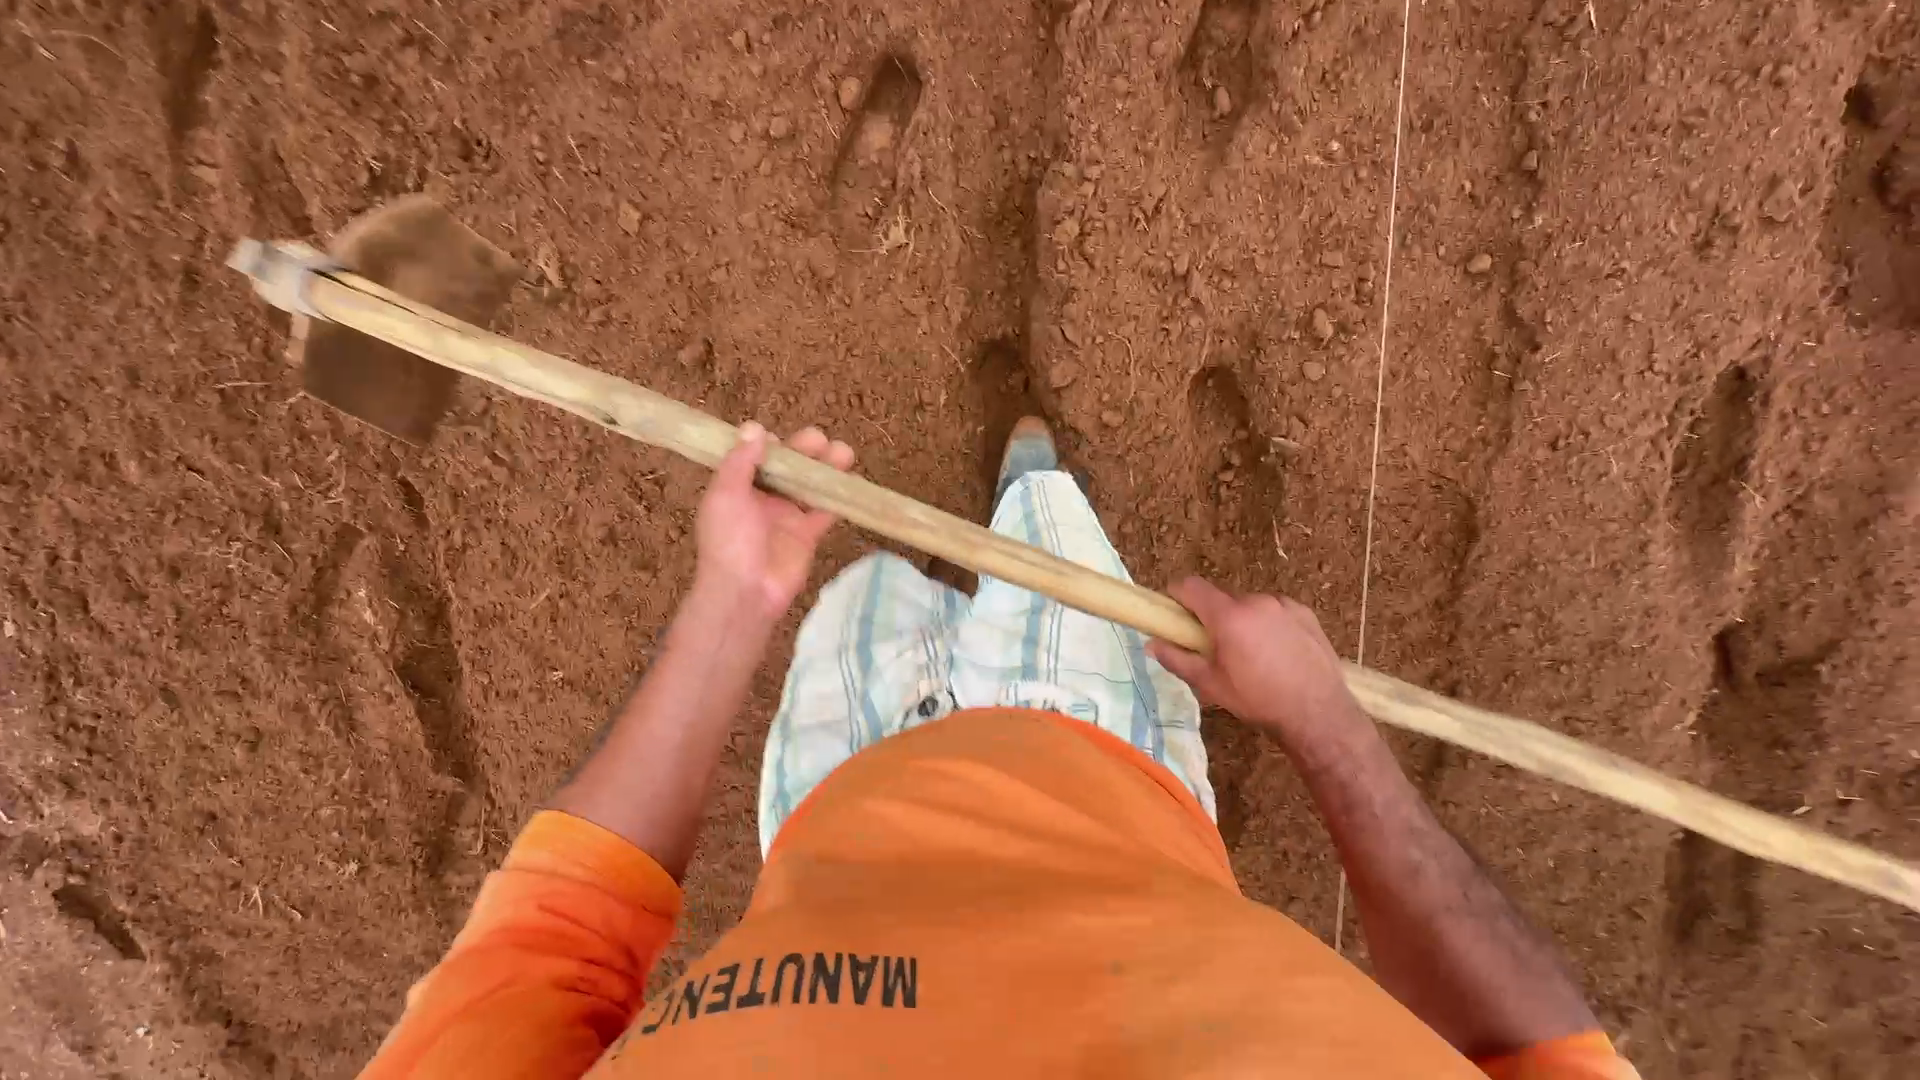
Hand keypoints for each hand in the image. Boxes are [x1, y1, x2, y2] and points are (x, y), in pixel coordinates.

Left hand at [695, 422, 854, 620]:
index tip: (780, 439)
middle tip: (821, 440)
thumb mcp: (725, 495)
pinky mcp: (808, 534)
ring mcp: (787, 516)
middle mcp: (763, 499)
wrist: (745, 592)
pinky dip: (840, 496)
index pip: (757, 457)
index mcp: (738, 487)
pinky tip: (853, 481)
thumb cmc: (729, 541)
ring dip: (826, 468)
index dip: (770, 445)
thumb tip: (755, 427)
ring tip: (845, 452)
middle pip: (788, 468)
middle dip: (805, 451)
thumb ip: (740, 461)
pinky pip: (826, 510)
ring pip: (810, 485)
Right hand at [1149, 577, 1370, 750]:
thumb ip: (1177, 659)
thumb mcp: (1210, 684)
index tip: (1176, 616)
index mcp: (1228, 616)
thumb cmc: (1257, 700)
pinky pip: (1275, 611)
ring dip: (1242, 621)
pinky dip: (1269, 624)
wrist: (1318, 714)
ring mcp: (1283, 605)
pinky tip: (1278, 653)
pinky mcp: (1305, 613)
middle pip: (1221, 598)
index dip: (1177, 596)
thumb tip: (1150, 644)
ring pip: (1249, 606)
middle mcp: (1255, 601)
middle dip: (1213, 617)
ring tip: (1253, 656)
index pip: (1191, 586)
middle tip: (1217, 649)